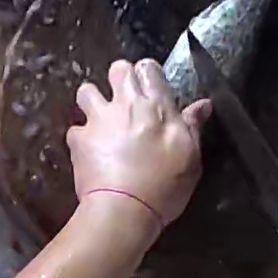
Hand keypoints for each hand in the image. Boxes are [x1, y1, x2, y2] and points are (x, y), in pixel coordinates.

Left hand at [68, 59, 210, 227]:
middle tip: (125, 98)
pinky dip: (80, 137)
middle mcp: (125, 105)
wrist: (123, 209)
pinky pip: (74, 129)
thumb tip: (202, 105)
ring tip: (100, 118)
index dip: (148, 74)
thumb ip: (192, 126)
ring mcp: (98, 120)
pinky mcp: (78, 140)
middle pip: (117, 70)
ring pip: (87, 90)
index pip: (148, 68)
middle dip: (120, 77)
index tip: (150, 87)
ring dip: (92, 99)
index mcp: (156, 105)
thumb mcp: (190, 157)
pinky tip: (88, 150)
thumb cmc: (164, 186)